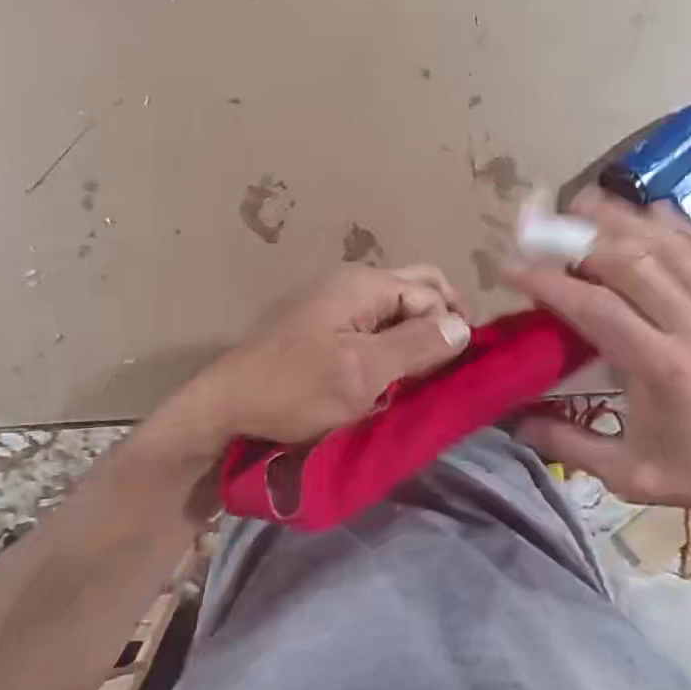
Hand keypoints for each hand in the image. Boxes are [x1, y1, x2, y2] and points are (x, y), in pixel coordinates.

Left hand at [182, 264, 472, 445]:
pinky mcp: (324, 324)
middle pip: (417, 287)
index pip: (432, 292)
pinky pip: (374, 322)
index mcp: (363, 284)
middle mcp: (351, 282)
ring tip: (426, 372)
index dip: (450, 327)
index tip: (453, 370)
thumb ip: (416, 346)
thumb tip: (464, 327)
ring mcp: (334, 301)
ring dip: (417, 332)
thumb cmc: (295, 391)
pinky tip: (396, 370)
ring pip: (396, 306)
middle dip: (440, 320)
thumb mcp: (363, 373)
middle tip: (450, 364)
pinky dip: (394, 340)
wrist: (226, 407)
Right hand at [504, 190, 690, 530]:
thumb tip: (516, 422)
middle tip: (541, 228)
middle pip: (630, 261)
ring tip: (586, 202)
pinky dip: (675, 229)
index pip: (595, 307)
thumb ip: (571, 447)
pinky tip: (651, 213)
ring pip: (668, 248)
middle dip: (579, 238)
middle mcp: (690, 325)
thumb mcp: (633, 476)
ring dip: (623, 220)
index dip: (549, 282)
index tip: (512, 268)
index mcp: (660, 366)